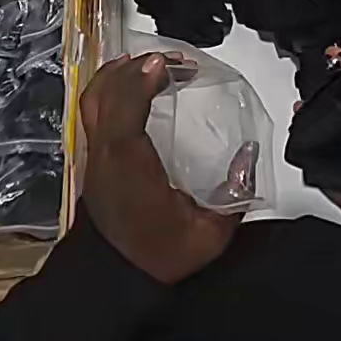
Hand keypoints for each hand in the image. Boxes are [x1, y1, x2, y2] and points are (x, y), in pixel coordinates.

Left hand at [80, 52, 240, 283]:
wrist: (116, 278)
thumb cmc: (162, 254)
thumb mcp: (209, 235)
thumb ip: (234, 194)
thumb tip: (249, 154)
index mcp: (130, 166)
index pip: (126, 111)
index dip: (143, 81)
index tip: (168, 64)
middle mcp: (105, 152)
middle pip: (110, 94)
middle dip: (139, 68)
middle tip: (175, 62)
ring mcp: (94, 151)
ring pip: (95, 97)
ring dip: (120, 72)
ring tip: (150, 61)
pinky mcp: (91, 153)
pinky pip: (92, 107)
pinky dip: (108, 84)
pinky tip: (127, 79)